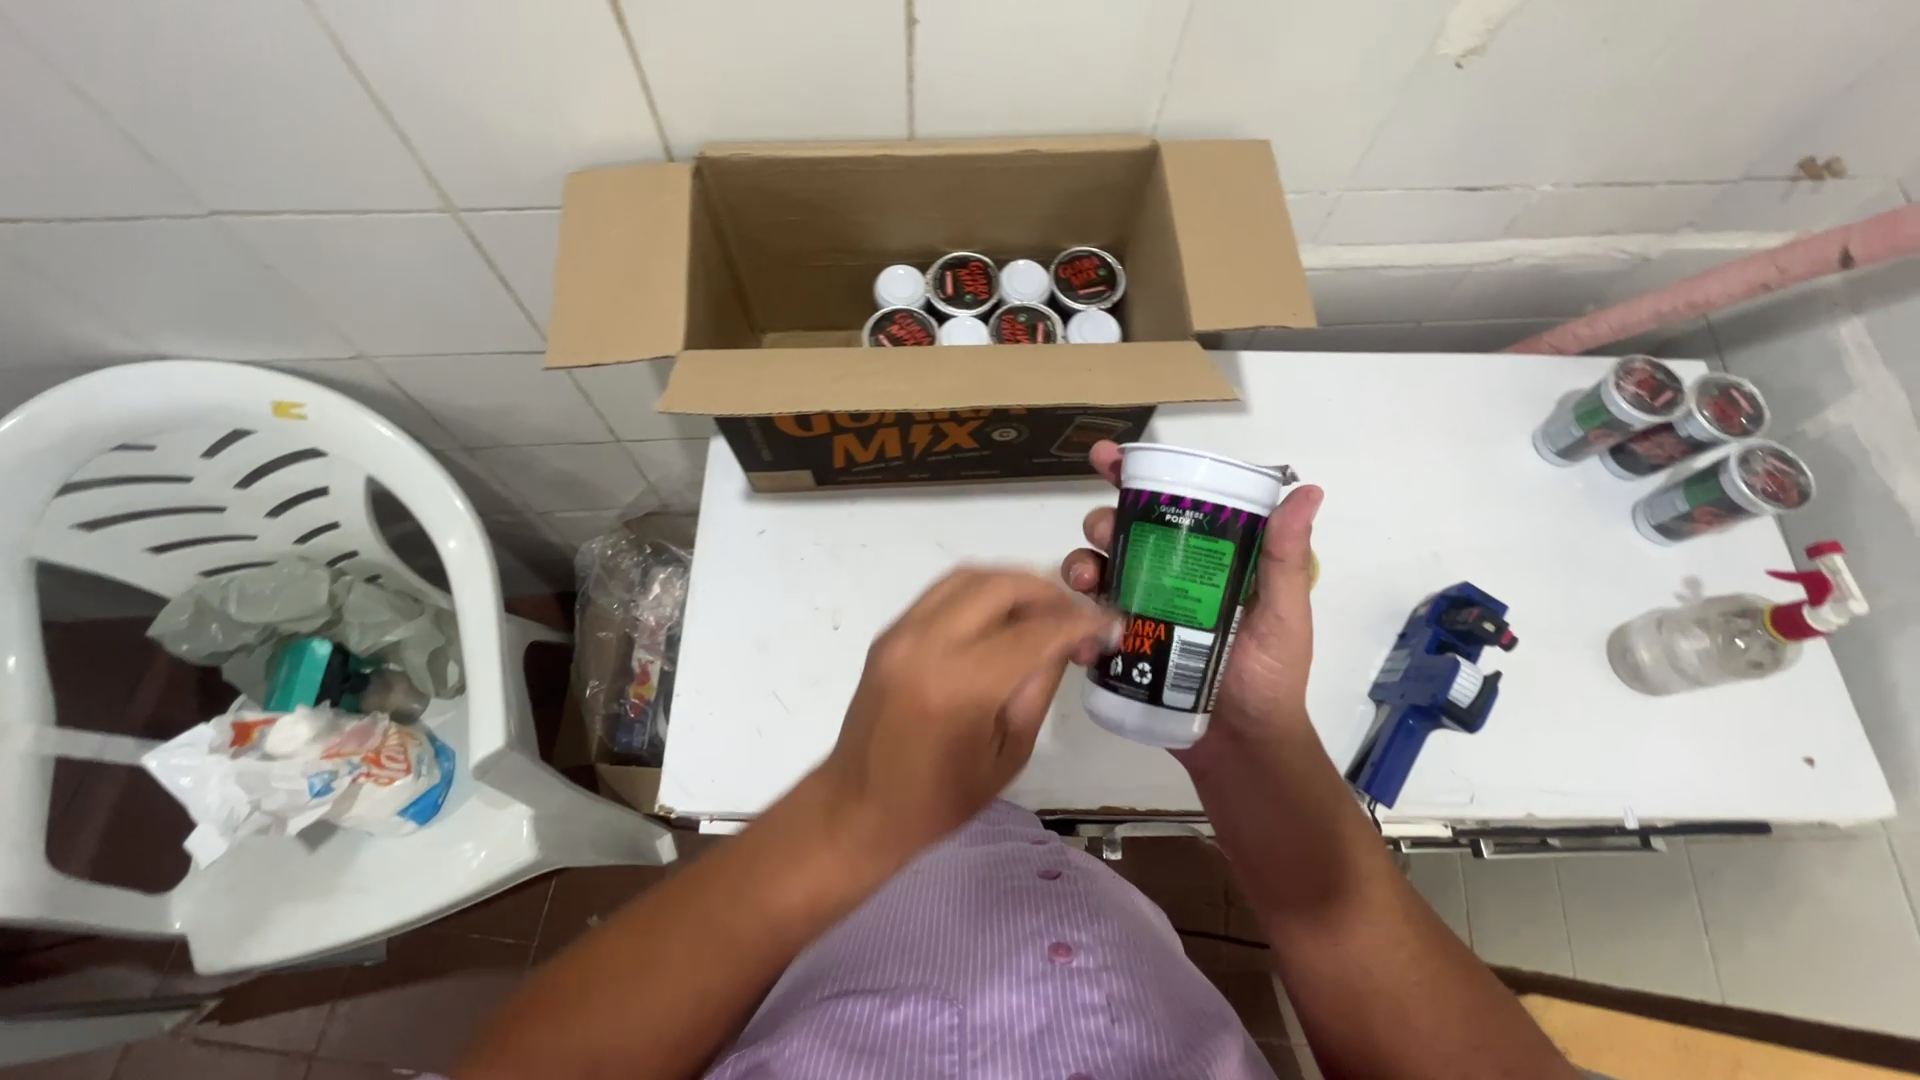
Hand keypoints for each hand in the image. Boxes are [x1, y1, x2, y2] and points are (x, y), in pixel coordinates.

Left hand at [819, 568, 1116, 855]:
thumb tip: (1065, 640)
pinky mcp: (890, 634)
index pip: (1035, 632)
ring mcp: (901, 633)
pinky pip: (943, 592)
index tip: (1110, 623)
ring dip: (1014, 583)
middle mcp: (926, 644)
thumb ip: (1038, 685)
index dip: (1080, 623)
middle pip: (1001, 586)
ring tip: (1044, 609)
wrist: (860, 808)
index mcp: (960, 685)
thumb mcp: (1010, 752)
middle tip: (1076, 615)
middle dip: (1048, 592)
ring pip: (969, 576)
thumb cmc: (941, 798)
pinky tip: (1003, 616)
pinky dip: (981, 592)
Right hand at [1060, 441, 1322, 752]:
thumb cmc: (1269, 676)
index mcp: (1201, 559)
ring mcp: (1136, 612)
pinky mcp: (1117, 649)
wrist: (1241, 746)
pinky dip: (1077, 628)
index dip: (1131, 476)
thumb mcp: (1284, 613)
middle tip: (1104, 535)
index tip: (1106, 457)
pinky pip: (1084, 627)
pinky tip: (1084, 641)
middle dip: (1102, 523)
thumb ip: (1286, 556)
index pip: (1166, 506)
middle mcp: (1163, 578)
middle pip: (1118, 532)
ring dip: (1080, 565)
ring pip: (1092, 571)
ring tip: (1086, 581)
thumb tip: (1307, 491)